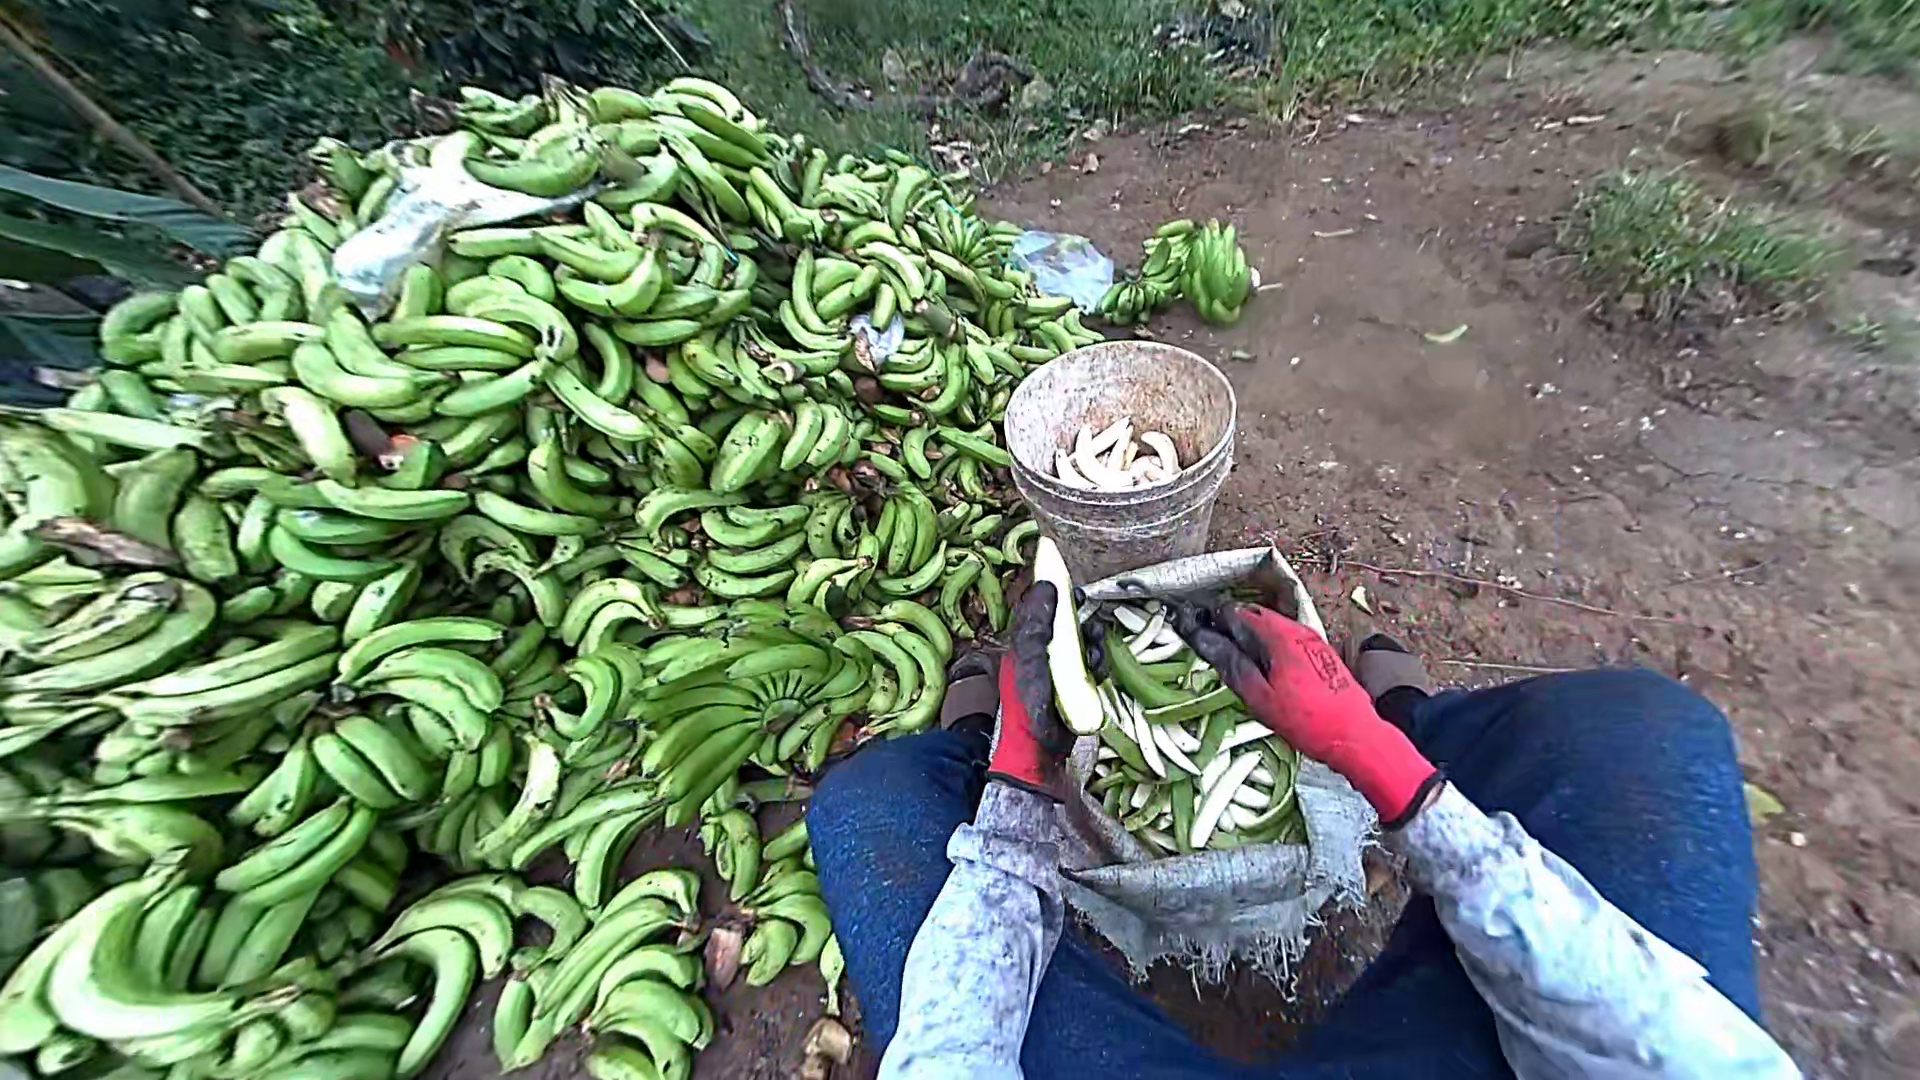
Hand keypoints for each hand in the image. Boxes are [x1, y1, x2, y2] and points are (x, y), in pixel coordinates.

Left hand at [986, 581, 1075, 798]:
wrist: (1039, 753)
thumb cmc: (1027, 706)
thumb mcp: (1029, 661)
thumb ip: (1037, 626)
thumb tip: (1045, 586)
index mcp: (1022, 645)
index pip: (1035, 609)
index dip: (1048, 591)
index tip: (1063, 575)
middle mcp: (1040, 653)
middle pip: (1060, 621)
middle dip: (1074, 612)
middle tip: (1085, 604)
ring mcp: (1058, 669)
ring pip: (1078, 640)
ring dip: (1089, 637)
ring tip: (1095, 641)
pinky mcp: (1075, 683)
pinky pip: (1089, 663)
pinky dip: (1096, 659)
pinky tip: (1097, 663)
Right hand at [1170, 602, 1439, 823]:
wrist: (1359, 739)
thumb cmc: (1306, 720)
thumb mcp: (1258, 696)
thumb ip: (1231, 663)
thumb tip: (1204, 638)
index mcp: (1279, 635)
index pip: (1235, 613)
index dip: (1211, 618)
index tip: (1193, 626)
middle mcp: (1297, 630)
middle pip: (1253, 615)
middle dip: (1229, 625)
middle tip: (1210, 643)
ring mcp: (1312, 640)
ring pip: (1270, 627)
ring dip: (1248, 635)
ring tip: (1233, 656)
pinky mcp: (1320, 652)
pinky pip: (1285, 638)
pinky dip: (1266, 644)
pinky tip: (1261, 666)